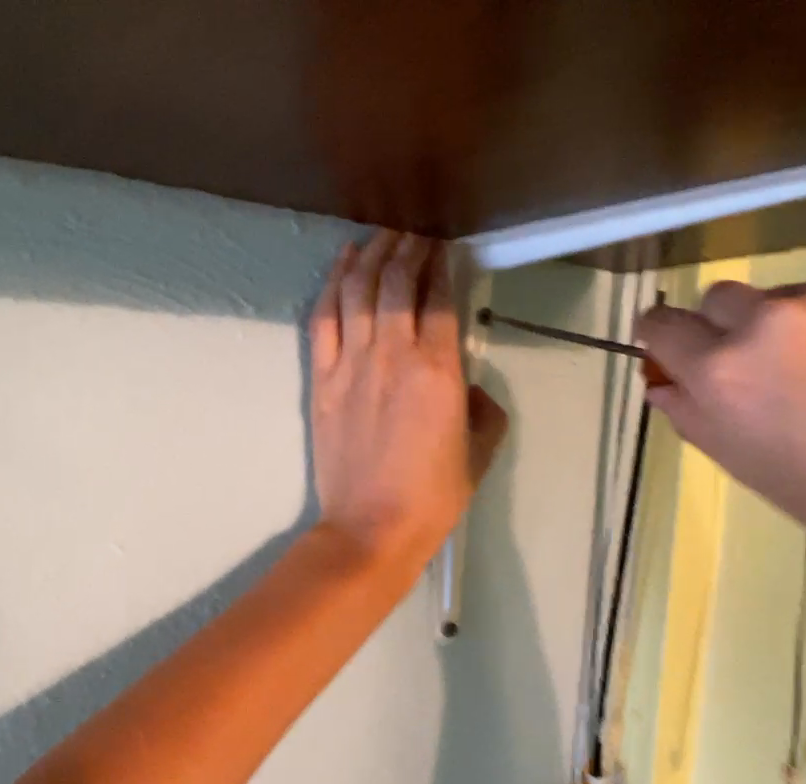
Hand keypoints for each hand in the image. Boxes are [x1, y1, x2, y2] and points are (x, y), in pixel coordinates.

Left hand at [309, 231, 507, 565]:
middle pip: (398, 281)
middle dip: (409, 247)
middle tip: (417, 233)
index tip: (447, 248)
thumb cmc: (433, 497)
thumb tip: (469, 388)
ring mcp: (352, 364)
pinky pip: (325, 318)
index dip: (443, 265)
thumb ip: (483, 410)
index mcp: (439, 370)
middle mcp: (394, 354)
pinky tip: (343, 262)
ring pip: (359, 289)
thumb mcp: (480, 453)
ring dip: (372, 254)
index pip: (440, 297)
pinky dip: (334, 283)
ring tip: (383, 234)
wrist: (371, 528)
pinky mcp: (322, 379)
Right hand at [635, 275, 805, 555]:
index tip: (675, 354)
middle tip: (757, 371)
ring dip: (785, 325)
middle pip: (718, 298)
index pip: (661, 326)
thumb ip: (691, 414)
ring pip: (782, 295)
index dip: (662, 340)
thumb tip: (665, 383)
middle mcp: (765, 319)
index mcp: (720, 371)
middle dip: (724, 328)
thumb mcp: (741, 463)